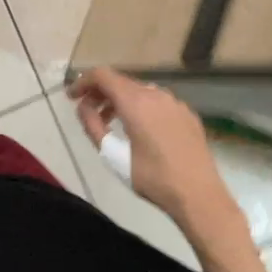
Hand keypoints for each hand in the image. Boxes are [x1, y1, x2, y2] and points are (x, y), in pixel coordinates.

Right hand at [68, 68, 230, 224]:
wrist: (199, 195)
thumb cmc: (152, 178)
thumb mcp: (114, 156)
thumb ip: (93, 126)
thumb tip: (83, 107)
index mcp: (136, 102)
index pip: (103, 76)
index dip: (83, 82)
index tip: (72, 97)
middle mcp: (156, 94)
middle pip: (121, 81)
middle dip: (100, 92)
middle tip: (87, 111)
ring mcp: (175, 103)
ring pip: (140, 91)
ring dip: (120, 100)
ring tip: (111, 122)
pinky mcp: (187, 115)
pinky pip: (157, 102)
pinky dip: (141, 107)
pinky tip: (140, 129)